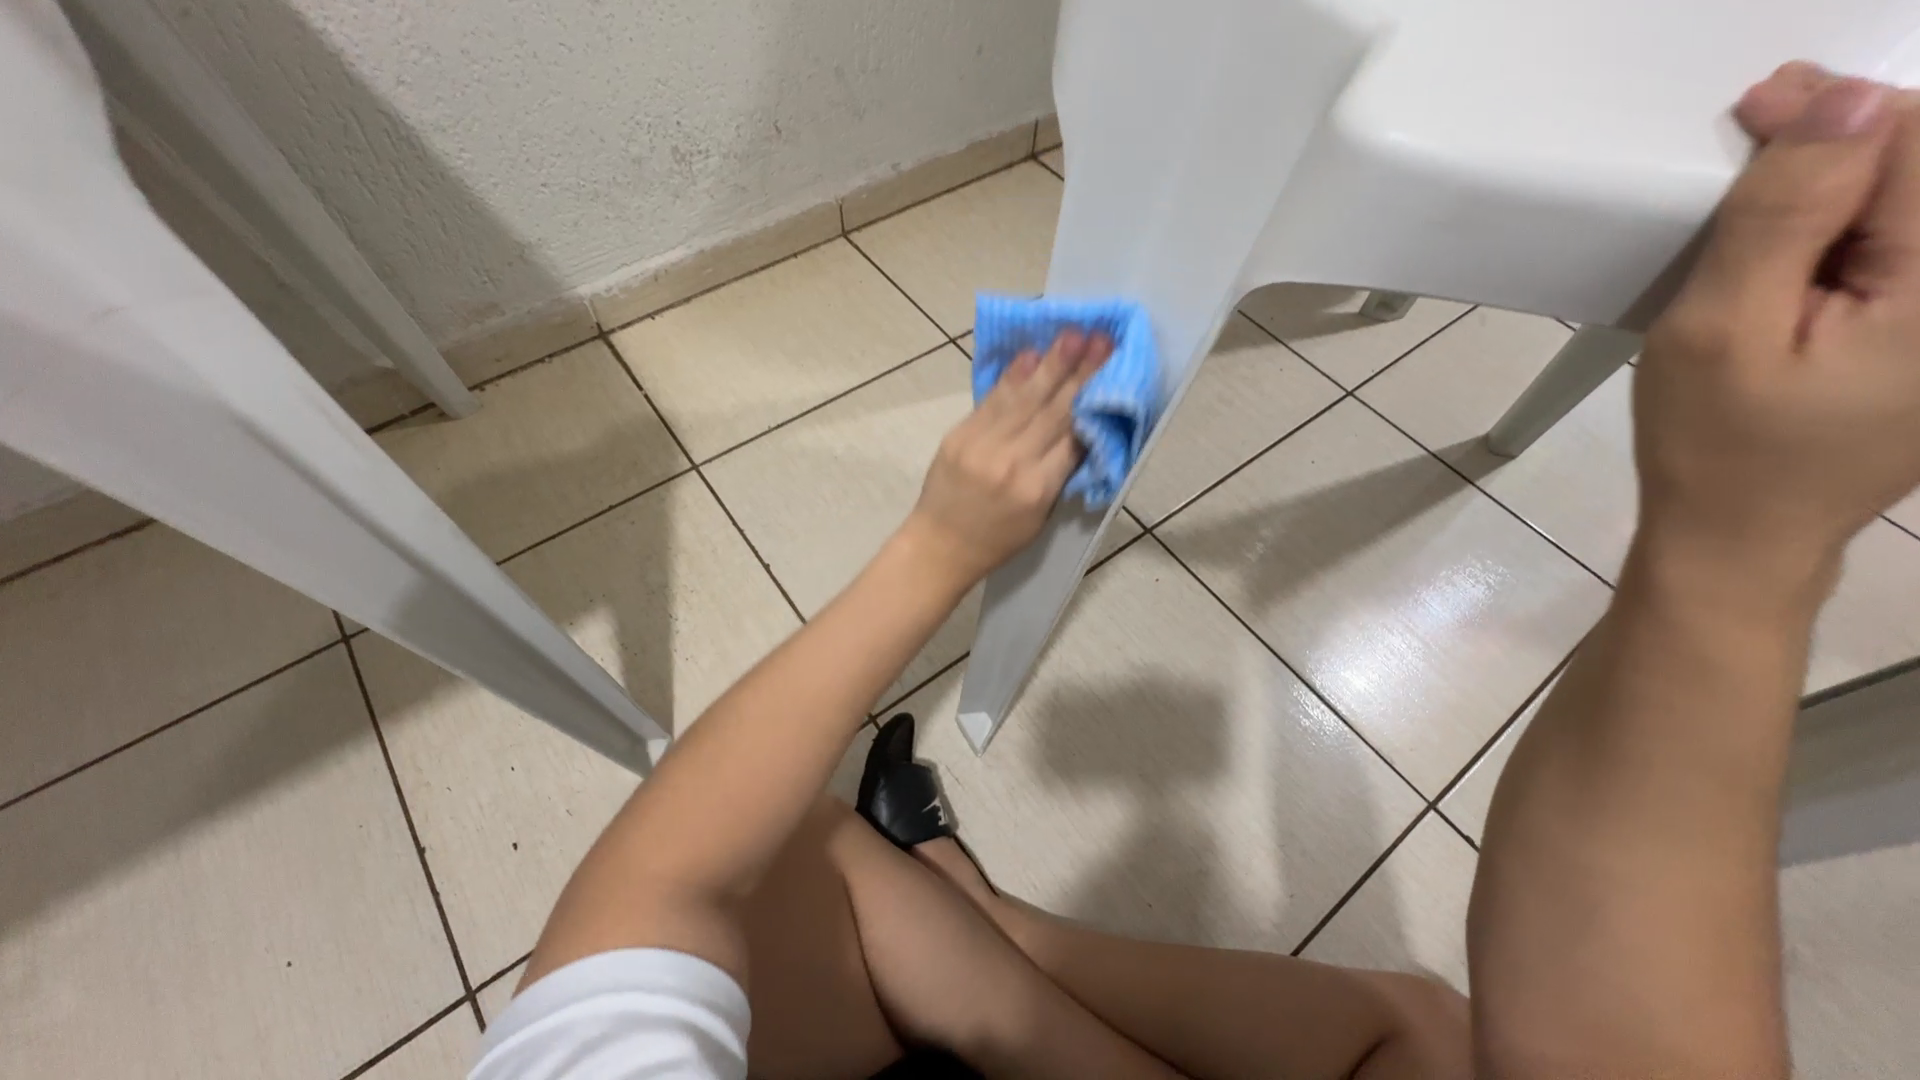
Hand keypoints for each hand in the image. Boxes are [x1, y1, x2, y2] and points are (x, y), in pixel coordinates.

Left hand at [899, 329, 1111, 585]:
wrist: (940, 545)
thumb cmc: (997, 539)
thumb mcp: (1040, 517)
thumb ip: (1058, 474)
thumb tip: (1080, 430)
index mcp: (1038, 489)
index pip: (1074, 439)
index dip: (1095, 403)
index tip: (1114, 371)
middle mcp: (1013, 463)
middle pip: (1054, 411)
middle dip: (1081, 373)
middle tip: (1102, 339)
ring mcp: (983, 446)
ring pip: (1024, 399)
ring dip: (1051, 364)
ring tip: (1073, 335)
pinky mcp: (959, 436)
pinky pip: (992, 401)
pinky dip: (1012, 377)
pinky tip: (1031, 355)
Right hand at [1633, 68, 1919, 591]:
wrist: (1740, 537)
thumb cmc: (1715, 446)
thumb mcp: (1720, 332)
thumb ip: (1782, 219)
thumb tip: (1843, 102)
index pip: (1918, 146)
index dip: (1838, 114)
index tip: (1754, 106)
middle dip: (1849, 142)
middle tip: (1755, 138)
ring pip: (1918, 207)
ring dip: (1850, 182)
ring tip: (1773, 191)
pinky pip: (1906, 251)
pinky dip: (1857, 226)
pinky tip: (1805, 241)